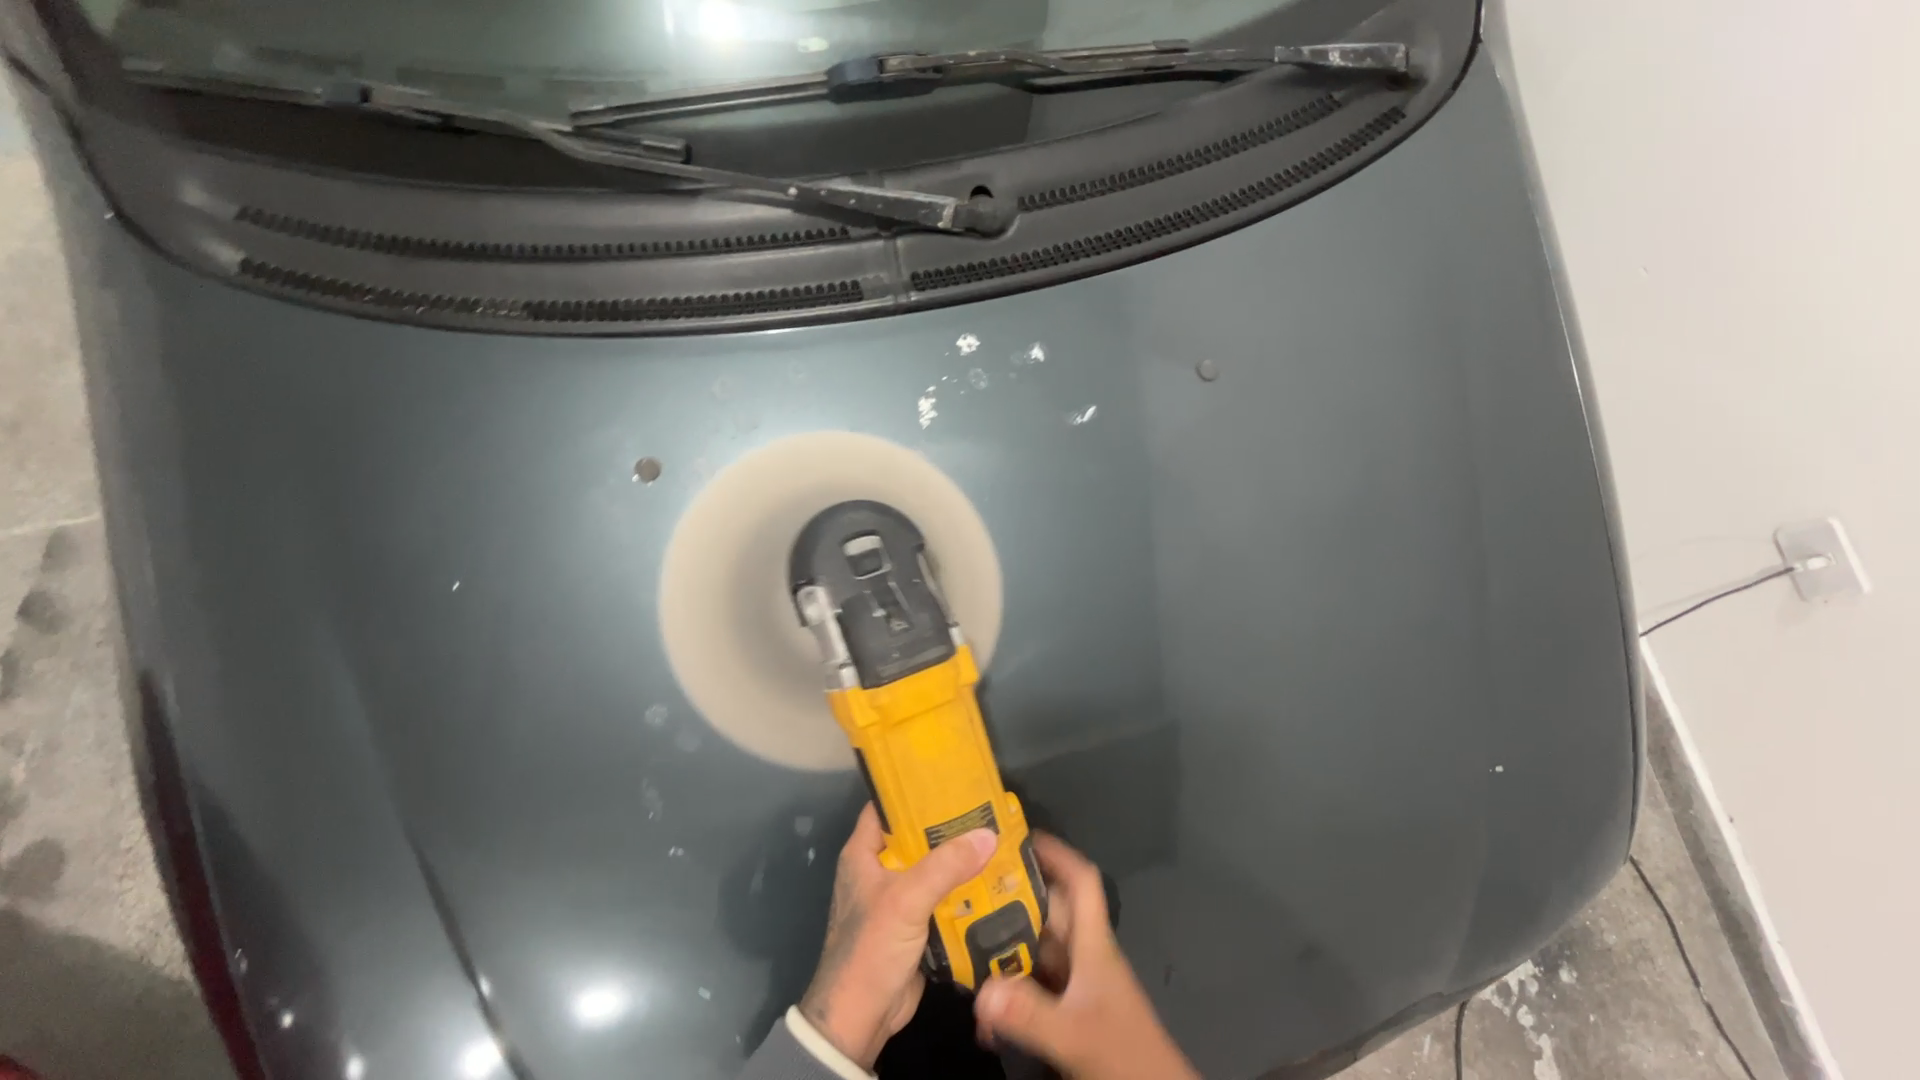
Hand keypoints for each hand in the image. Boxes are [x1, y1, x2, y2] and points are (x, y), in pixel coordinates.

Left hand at [798, 803, 996, 1069]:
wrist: (861, 1016)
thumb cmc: (870, 946)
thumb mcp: (906, 899)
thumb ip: (945, 866)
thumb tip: (988, 835)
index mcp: (863, 854)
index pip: (886, 808)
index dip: (912, 791)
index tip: (950, 779)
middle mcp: (879, 870)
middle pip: (916, 838)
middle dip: (949, 828)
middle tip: (987, 811)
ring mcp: (898, 899)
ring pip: (934, 869)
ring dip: (961, 861)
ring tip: (998, 842)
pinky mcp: (916, 925)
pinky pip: (943, 898)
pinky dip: (964, 892)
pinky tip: (993, 883)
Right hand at [974, 834, 1199, 1079]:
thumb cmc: (1123, 1055)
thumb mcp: (1075, 1035)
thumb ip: (1029, 1013)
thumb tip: (980, 991)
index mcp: (1093, 944)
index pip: (1080, 881)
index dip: (1056, 852)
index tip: (1019, 836)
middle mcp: (1084, 956)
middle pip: (1049, 911)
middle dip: (1013, 896)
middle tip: (967, 885)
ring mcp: (1077, 985)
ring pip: (1037, 948)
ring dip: (1005, 945)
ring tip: (960, 935)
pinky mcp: (1069, 1012)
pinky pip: (1033, 986)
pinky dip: (1009, 989)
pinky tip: (980, 1004)